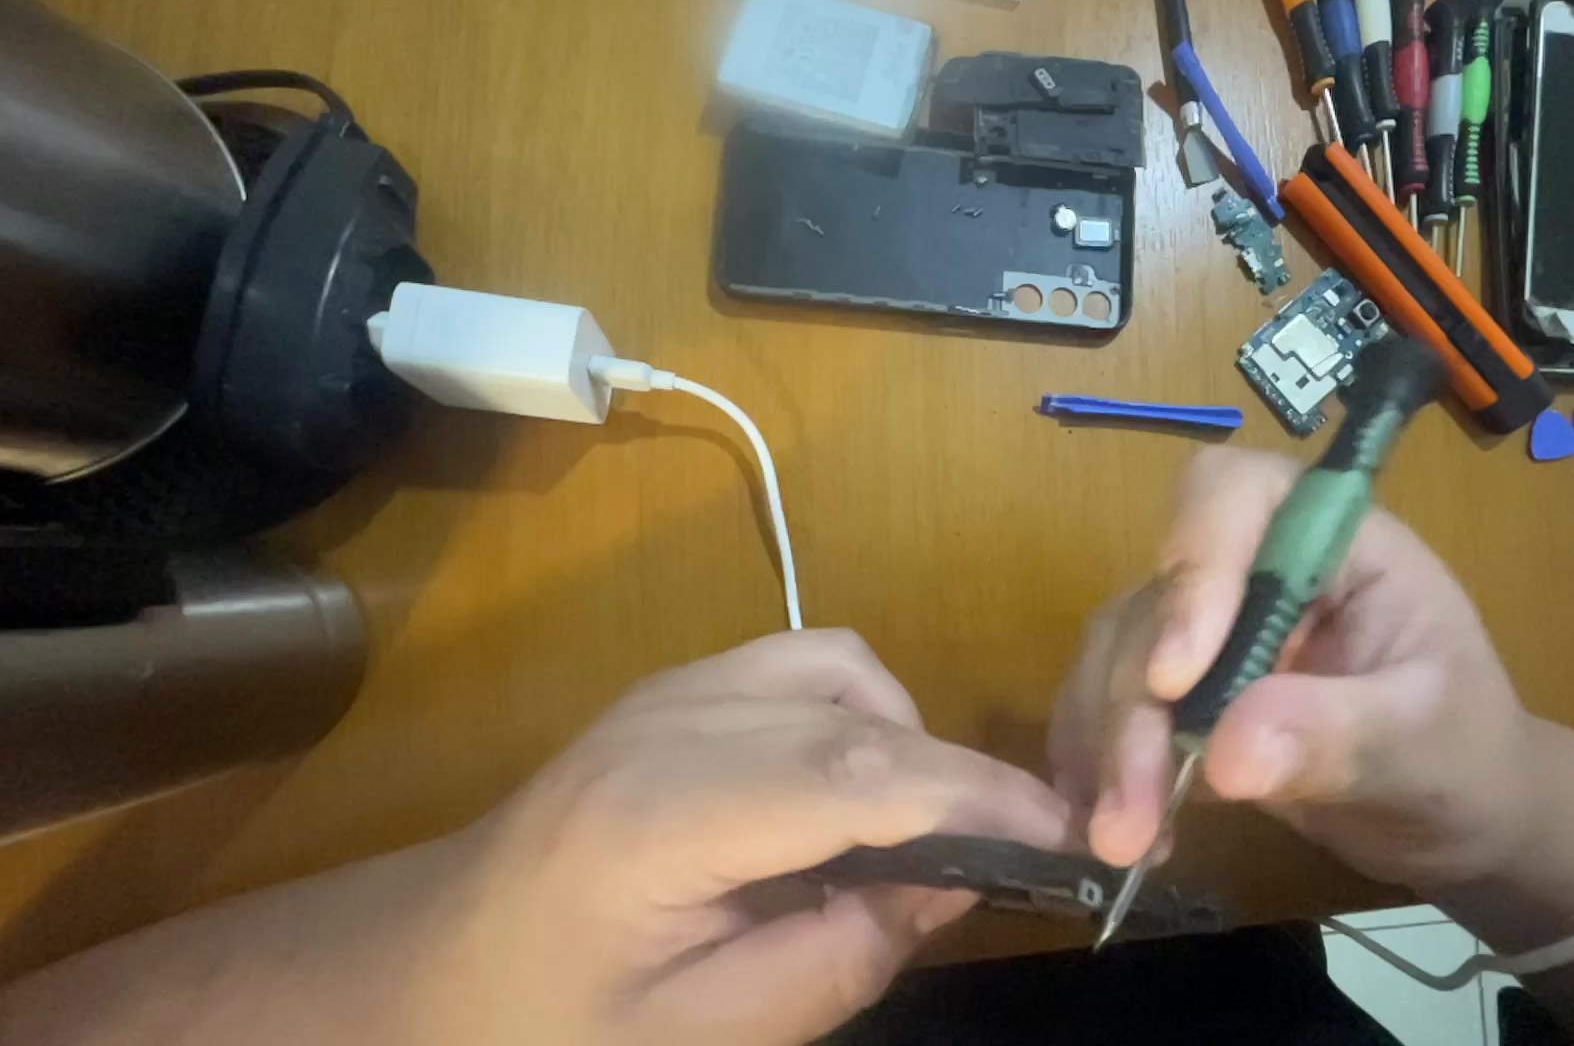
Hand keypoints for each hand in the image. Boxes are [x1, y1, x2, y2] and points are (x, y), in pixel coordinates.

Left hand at [438, 630, 1070, 1044]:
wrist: (420, 964)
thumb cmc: (541, 1026)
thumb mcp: (689, 1044)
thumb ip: (830, 962)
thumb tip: (945, 882)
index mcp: (661, 816)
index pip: (851, 779)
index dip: (968, 797)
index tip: (1056, 830)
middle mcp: (676, 720)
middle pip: (857, 715)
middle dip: (957, 773)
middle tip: (1012, 843)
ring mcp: (676, 687)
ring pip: (841, 666)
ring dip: (905, 734)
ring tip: (917, 818)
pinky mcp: (681, 684)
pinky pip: (806, 662)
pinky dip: (859, 707)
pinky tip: (849, 773)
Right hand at [1048, 447, 1535, 891]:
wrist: (1444, 805)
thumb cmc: (1461, 754)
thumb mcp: (1429, 744)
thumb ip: (1341, 735)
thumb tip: (1227, 757)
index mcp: (1325, 536)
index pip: (1233, 495)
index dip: (1195, 567)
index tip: (1176, 680)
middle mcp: (1244, 563)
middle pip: (1156, 599)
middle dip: (1136, 709)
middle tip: (1131, 820)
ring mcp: (1196, 619)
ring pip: (1114, 653)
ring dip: (1106, 745)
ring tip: (1121, 839)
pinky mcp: (1163, 677)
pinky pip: (1101, 698)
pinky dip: (1094, 757)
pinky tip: (1109, 818)